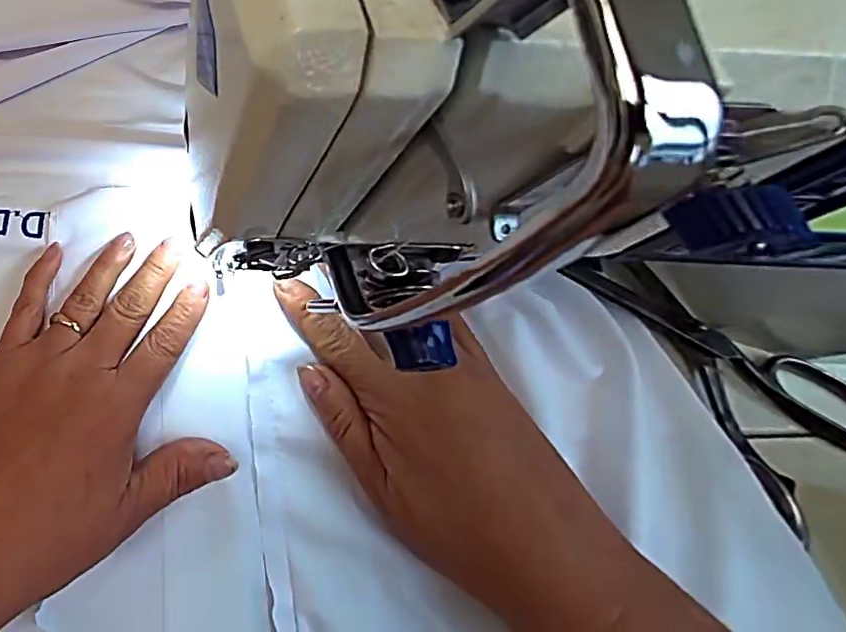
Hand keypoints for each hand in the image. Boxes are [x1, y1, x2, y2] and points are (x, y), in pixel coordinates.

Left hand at [0, 236, 232, 631]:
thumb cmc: (42, 528)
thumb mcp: (123, 511)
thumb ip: (174, 474)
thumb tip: (218, 458)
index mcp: (115, 407)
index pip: (162, 346)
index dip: (185, 312)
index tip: (197, 284)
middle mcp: (81, 372)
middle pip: (128, 310)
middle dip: (154, 273)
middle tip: (170, 246)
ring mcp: (41, 358)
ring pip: (84, 299)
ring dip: (107, 265)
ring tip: (126, 240)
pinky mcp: (6, 358)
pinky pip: (27, 306)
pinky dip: (40, 276)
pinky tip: (52, 254)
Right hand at [274, 279, 724, 631]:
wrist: (558, 558)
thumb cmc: (466, 532)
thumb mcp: (384, 488)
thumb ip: (343, 423)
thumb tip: (312, 375)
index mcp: (395, 396)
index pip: (336, 337)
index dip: (305, 309)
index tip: (287, 290)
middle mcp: (430, 369)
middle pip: (372, 312)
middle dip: (334, 294)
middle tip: (308, 286)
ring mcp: (465, 366)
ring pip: (410, 309)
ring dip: (373, 293)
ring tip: (348, 287)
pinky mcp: (491, 374)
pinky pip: (447, 320)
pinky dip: (419, 302)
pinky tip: (408, 304)